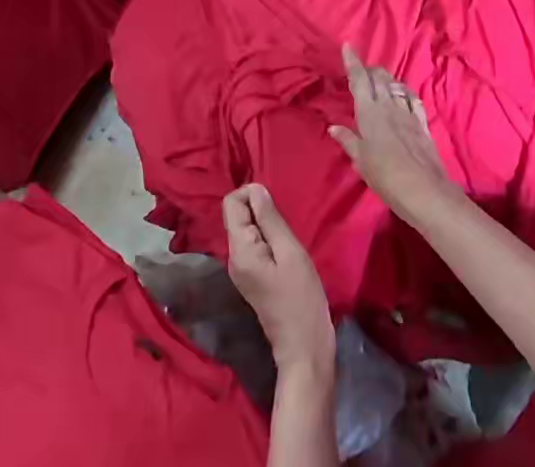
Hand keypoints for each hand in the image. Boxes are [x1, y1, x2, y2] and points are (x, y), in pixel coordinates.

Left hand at [223, 183, 333, 371]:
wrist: (303, 345)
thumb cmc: (301, 297)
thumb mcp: (290, 253)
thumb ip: (270, 220)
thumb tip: (256, 189)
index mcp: (239, 250)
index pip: (230, 203)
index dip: (251, 194)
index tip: (276, 204)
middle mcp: (233, 257)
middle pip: (236, 215)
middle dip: (259, 208)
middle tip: (286, 222)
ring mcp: (241, 268)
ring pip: (246, 228)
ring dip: (265, 223)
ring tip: (287, 234)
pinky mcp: (251, 275)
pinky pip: (253, 242)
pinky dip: (267, 236)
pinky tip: (285, 247)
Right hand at [329, 44, 459, 220]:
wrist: (424, 190)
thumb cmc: (385, 176)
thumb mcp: (361, 160)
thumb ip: (348, 140)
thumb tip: (334, 127)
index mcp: (370, 112)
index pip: (360, 80)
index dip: (353, 62)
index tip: (347, 45)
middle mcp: (389, 106)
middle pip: (379, 78)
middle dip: (370, 68)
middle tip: (362, 67)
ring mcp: (408, 113)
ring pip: (396, 86)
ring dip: (387, 78)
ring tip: (380, 78)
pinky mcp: (422, 124)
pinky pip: (412, 100)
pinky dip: (405, 93)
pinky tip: (404, 94)